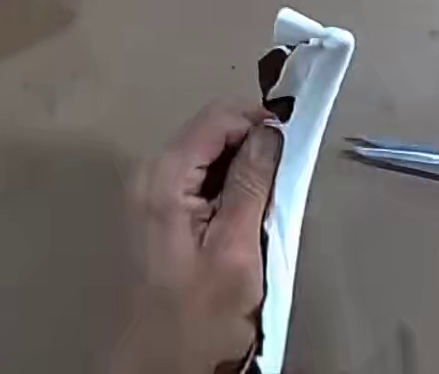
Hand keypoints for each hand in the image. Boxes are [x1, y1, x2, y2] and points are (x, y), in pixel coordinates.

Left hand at [110, 103, 283, 373]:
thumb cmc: (192, 323)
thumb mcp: (236, 251)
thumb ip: (253, 183)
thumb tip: (272, 130)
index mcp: (164, 177)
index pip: (219, 115)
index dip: (259, 121)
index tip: (291, 143)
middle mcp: (149, 173)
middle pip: (212, 129)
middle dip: (252, 145)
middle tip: (282, 177)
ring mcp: (148, 191)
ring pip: (208, 151)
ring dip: (241, 166)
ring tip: (264, 201)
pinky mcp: (153, 209)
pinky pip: (198, 174)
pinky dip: (226, 184)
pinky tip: (241, 214)